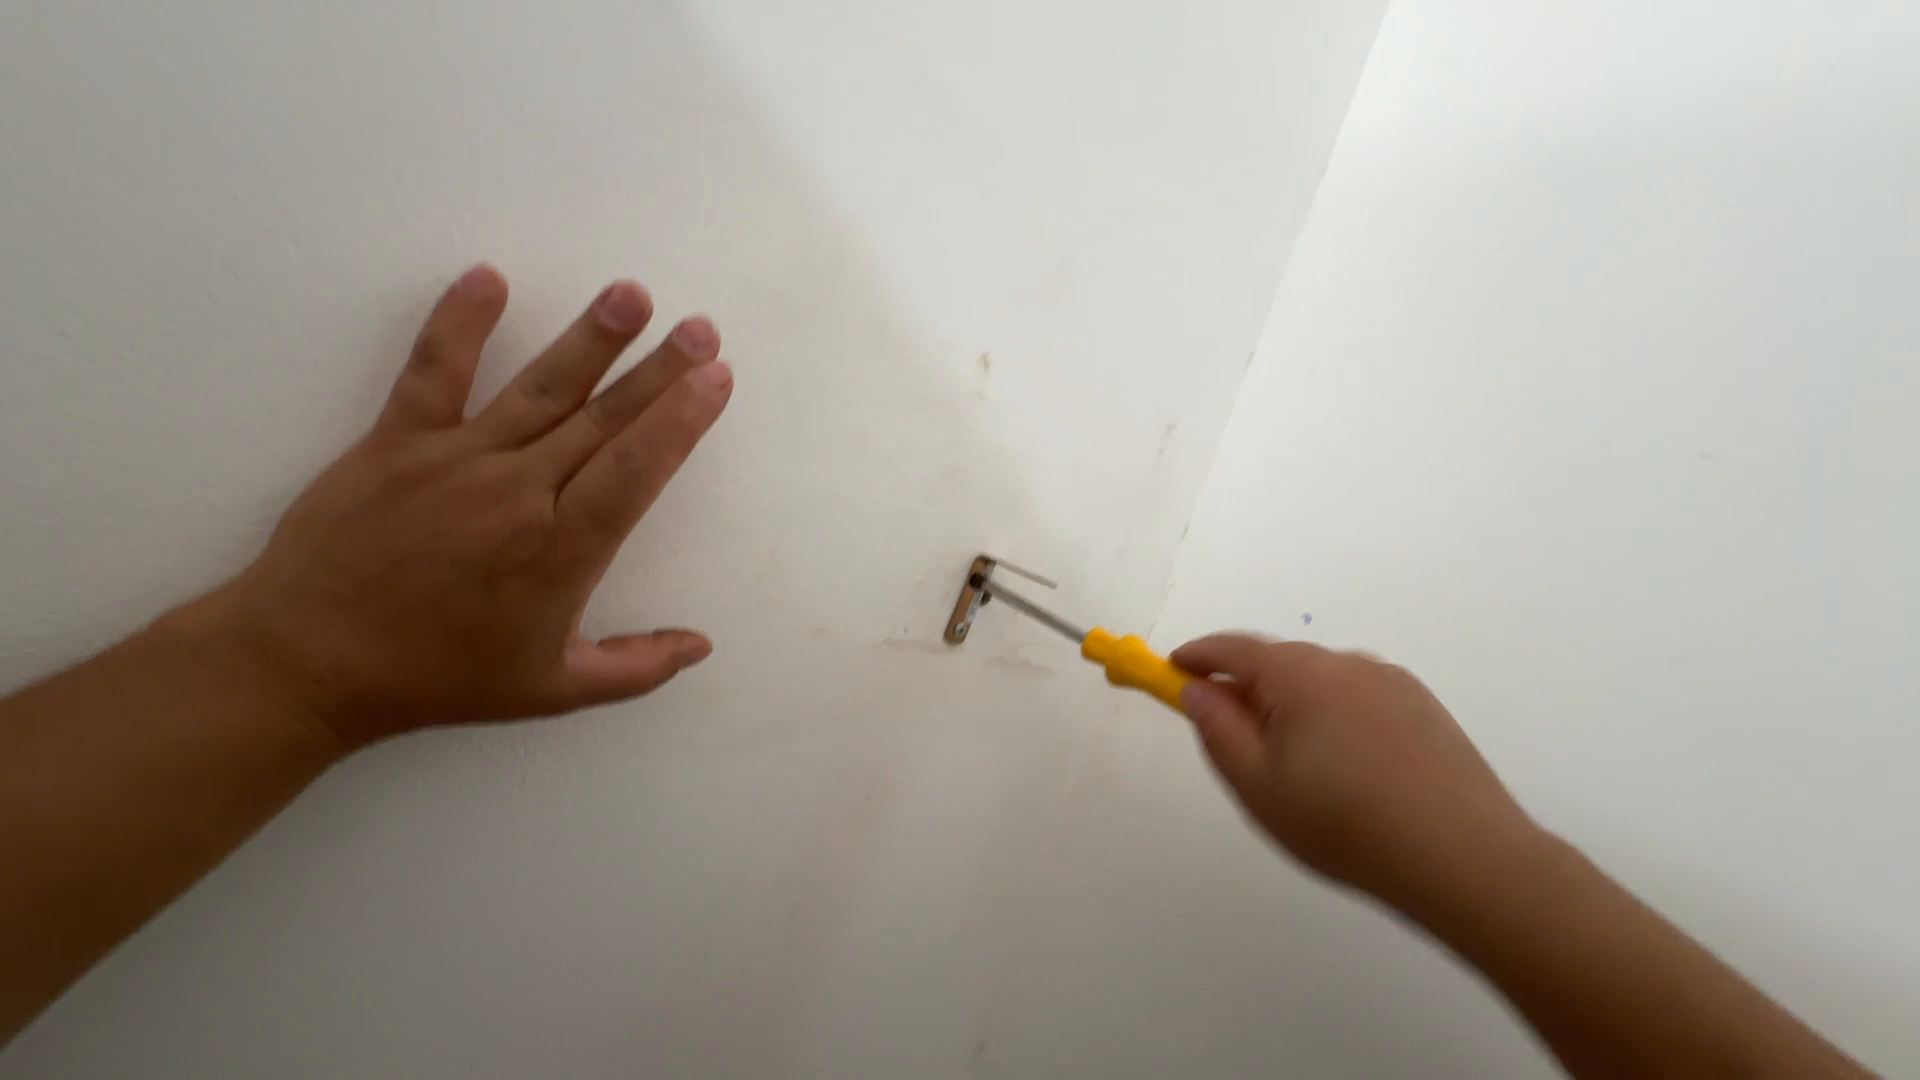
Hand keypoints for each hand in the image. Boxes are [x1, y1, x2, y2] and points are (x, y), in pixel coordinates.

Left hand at [177, 264, 732, 749]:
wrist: (307, 663)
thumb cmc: (443, 676)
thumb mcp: (554, 690)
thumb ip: (638, 667)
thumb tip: (703, 645)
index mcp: (563, 550)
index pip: (637, 470)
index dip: (681, 421)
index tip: (716, 379)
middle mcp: (519, 493)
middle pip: (604, 420)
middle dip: (661, 371)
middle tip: (701, 329)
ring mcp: (457, 460)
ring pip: (540, 388)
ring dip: (591, 339)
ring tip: (631, 294)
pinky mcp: (396, 442)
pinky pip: (432, 373)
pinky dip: (458, 323)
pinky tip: (488, 278)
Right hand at [1172, 635, 1539, 904]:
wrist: (1469, 860)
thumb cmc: (1344, 825)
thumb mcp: (1258, 785)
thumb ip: (1217, 729)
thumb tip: (1196, 690)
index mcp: (1299, 674)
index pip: (1233, 649)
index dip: (1197, 656)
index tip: (1173, 670)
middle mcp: (1345, 663)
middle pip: (1277, 661)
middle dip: (1244, 686)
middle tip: (1231, 732)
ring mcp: (1390, 681)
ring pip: (1318, 679)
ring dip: (1290, 701)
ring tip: (1295, 762)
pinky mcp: (1423, 705)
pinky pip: (1356, 695)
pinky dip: (1331, 712)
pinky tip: (1345, 764)